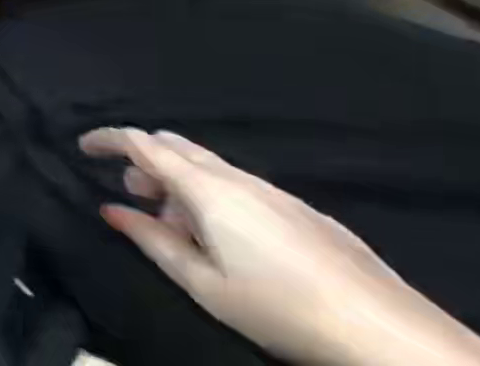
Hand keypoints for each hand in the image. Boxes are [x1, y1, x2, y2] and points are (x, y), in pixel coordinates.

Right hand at [80, 128, 479, 365]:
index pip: (142, 143)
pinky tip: (231, 241)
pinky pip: (243, 186)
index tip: (83, 146)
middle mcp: (238, 178)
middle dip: (145, 160)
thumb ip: (151, 240)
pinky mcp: (308, 214)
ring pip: (211, 167)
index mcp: (206, 188)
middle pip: (176, 145)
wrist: (397, 341)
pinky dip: (216, 196)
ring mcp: (278, 193)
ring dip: (181, 181)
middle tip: (133, 194)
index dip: (107, 138)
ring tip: (180, 227)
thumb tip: (111, 210)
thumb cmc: (282, 309)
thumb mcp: (203, 284)